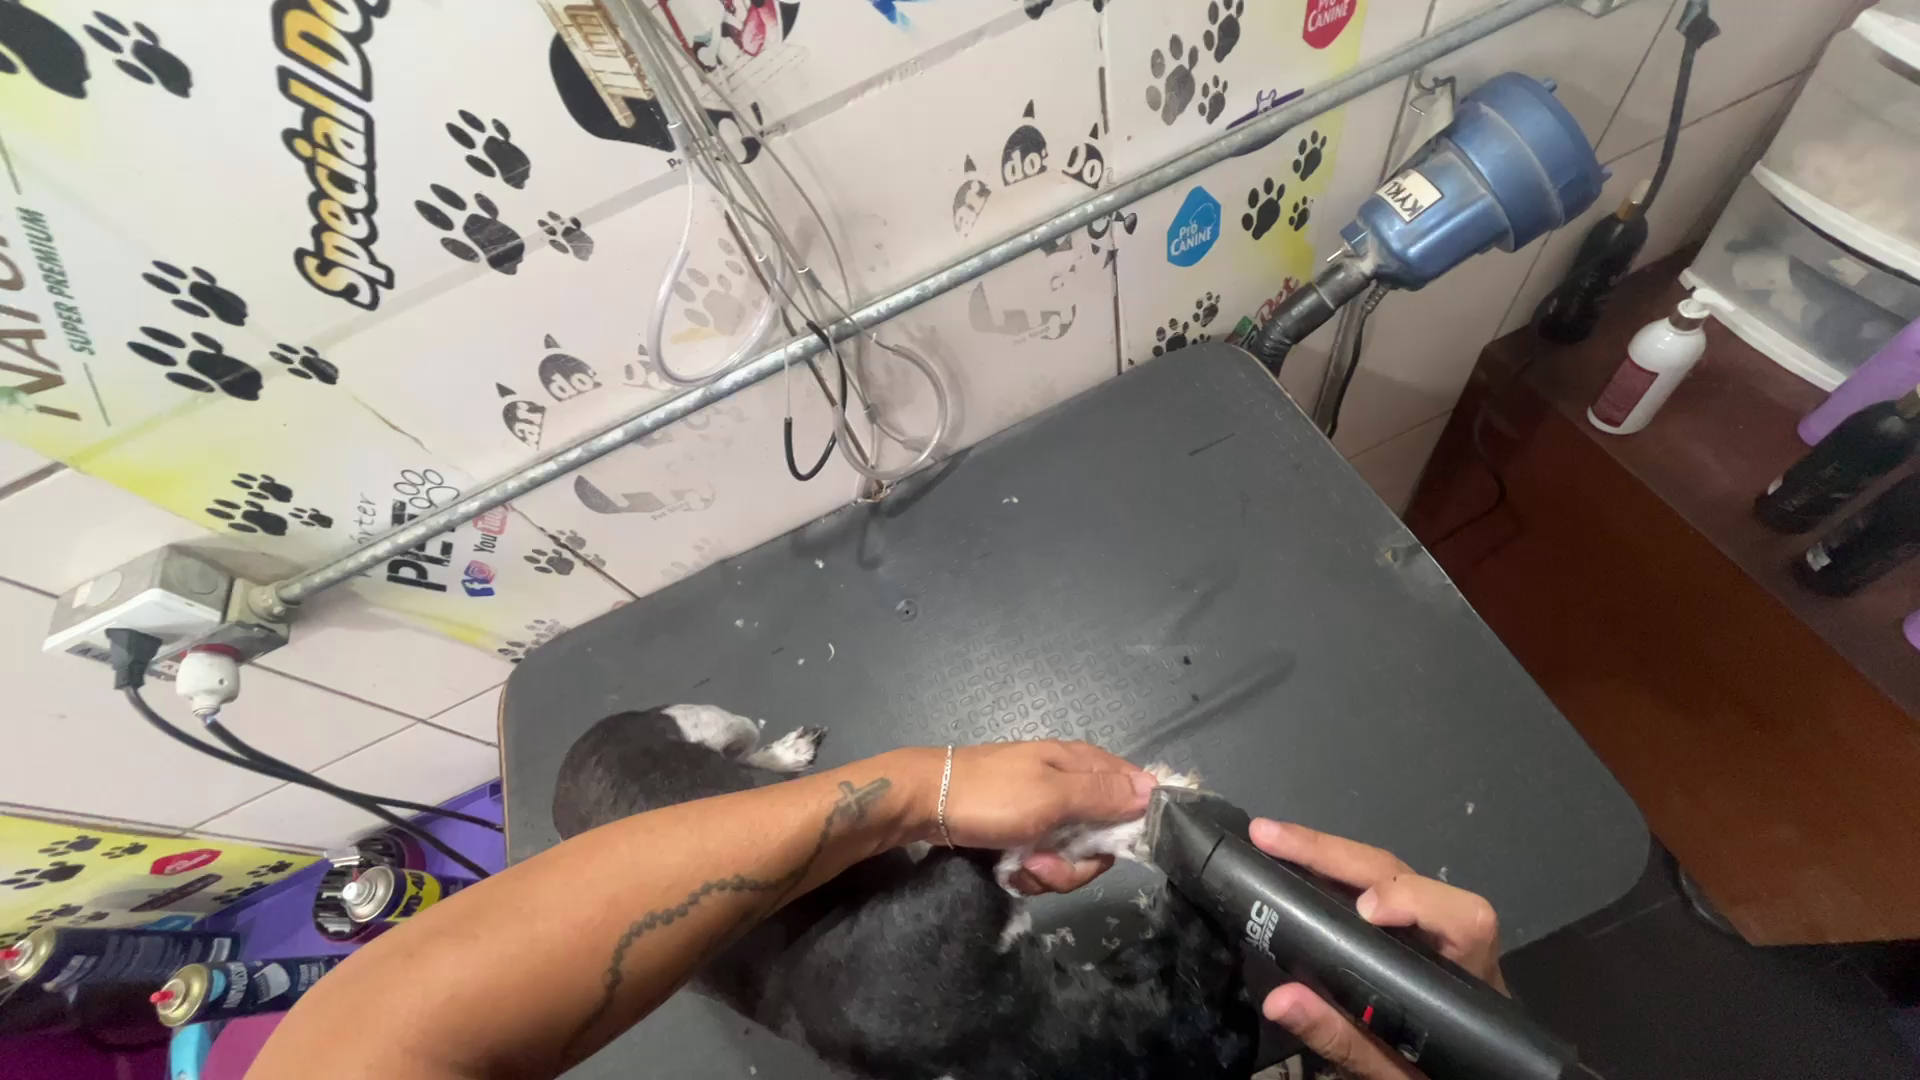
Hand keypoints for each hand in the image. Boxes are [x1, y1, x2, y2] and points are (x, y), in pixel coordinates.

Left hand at [901, 741, 1154, 892]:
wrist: (927, 802)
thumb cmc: (991, 795)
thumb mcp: (1052, 795)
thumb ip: (1103, 794)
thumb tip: (1154, 788)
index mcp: (1080, 764)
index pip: (1133, 789)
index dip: (1133, 822)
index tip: (1117, 847)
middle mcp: (1068, 784)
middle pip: (1103, 835)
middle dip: (1079, 861)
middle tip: (1049, 862)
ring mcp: (1044, 809)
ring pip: (1073, 854)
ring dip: (1051, 871)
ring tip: (1023, 865)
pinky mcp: (1023, 830)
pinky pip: (1045, 860)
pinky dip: (1030, 871)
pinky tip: (1010, 868)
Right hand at [1250, 819, 1506, 1079]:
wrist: (1457, 1069)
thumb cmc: (1434, 1073)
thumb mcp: (1392, 1071)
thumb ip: (1344, 1038)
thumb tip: (1278, 1000)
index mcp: (1467, 976)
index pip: (1465, 920)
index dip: (1415, 902)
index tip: (1364, 911)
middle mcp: (1446, 935)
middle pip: (1398, 872)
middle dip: (1330, 852)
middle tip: (1269, 837)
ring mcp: (1420, 921)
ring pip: (1379, 867)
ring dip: (1323, 850)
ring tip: (1269, 838)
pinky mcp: (1394, 920)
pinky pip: (1363, 880)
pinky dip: (1325, 866)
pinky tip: (1291, 860)